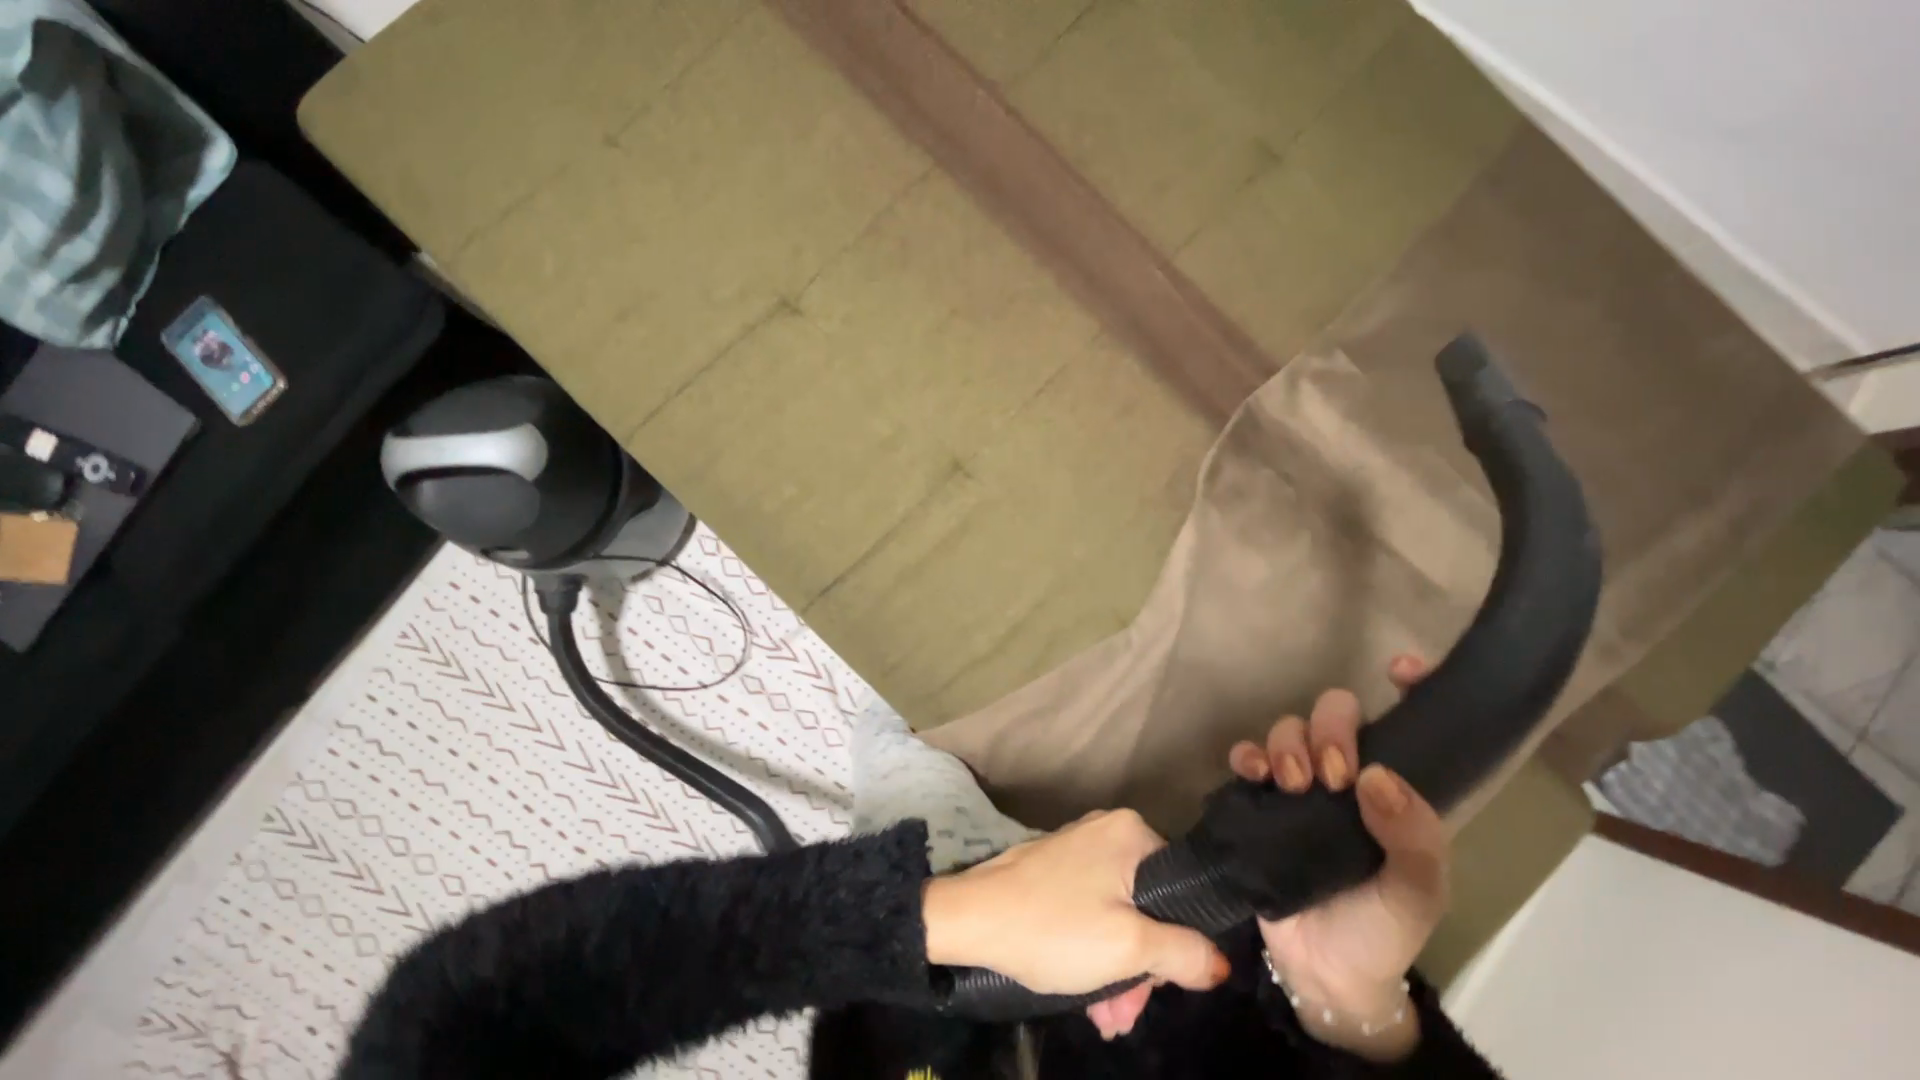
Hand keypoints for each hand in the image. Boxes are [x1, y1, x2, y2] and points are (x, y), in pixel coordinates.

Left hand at [922, 809, 1227, 1031]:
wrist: (969, 920)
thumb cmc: (1054, 928)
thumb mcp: (1129, 948)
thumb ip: (1184, 952)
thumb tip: (1220, 961)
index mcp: (1132, 832)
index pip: (1183, 888)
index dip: (1180, 943)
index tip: (1163, 986)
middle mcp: (1107, 831)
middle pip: (1149, 907)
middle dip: (1142, 968)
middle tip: (1126, 1015)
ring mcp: (1078, 850)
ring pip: (1119, 916)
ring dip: (1118, 971)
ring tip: (1106, 1020)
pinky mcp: (1055, 871)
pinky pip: (1092, 911)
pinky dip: (1094, 951)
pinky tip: (1089, 997)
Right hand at [1229, 654, 1449, 1060]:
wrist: (1323, 973)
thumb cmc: (1383, 930)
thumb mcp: (1418, 890)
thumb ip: (1413, 836)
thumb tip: (1375, 777)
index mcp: (1397, 790)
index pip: (1411, 723)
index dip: (1412, 687)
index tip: (1399, 667)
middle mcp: (1350, 777)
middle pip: (1336, 714)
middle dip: (1331, 729)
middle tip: (1332, 776)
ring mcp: (1302, 788)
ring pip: (1291, 729)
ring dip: (1290, 743)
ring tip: (1292, 784)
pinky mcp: (1259, 802)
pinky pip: (1247, 757)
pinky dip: (1247, 754)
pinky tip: (1252, 773)